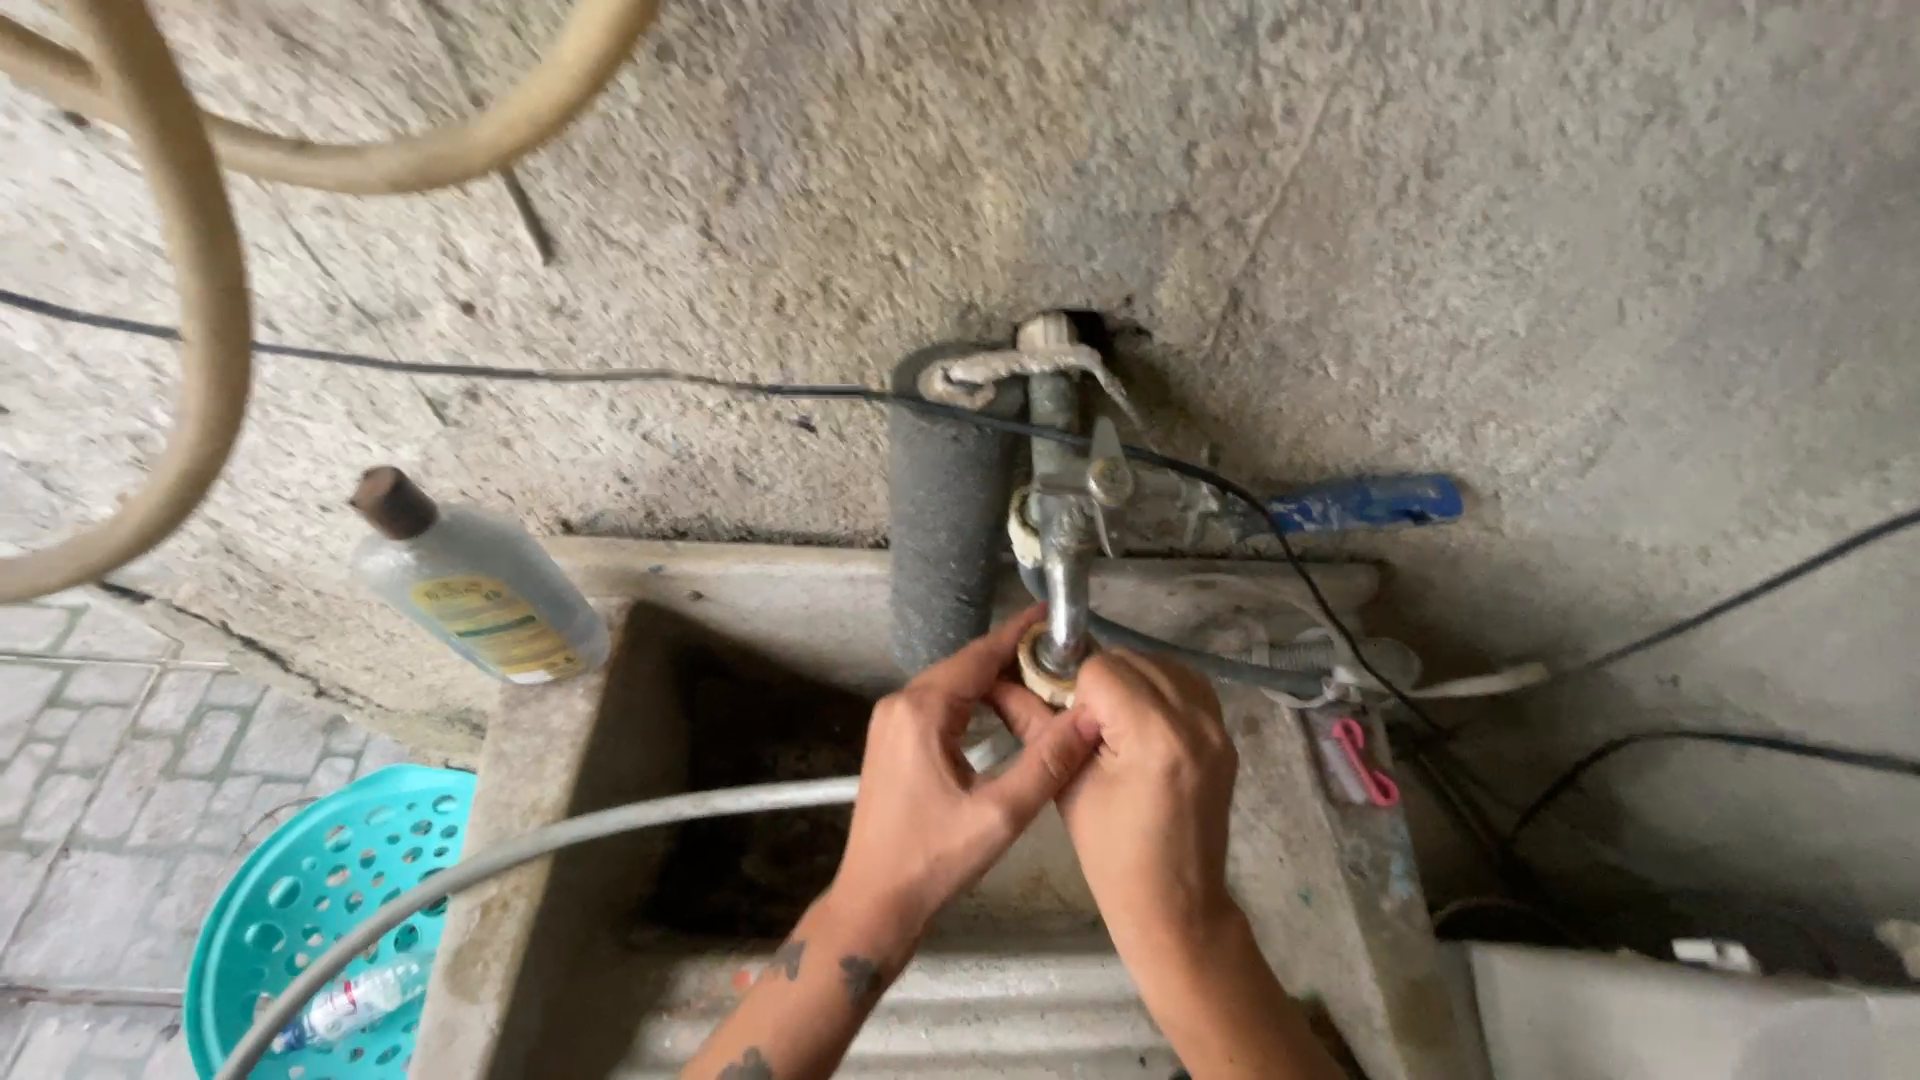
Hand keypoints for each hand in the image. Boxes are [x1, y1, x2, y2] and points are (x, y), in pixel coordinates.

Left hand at [830, 606, 1099, 934]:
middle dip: (1011, 658)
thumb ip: (1048, 763)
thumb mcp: (1000, 814)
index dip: (1017, 633)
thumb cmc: (933, 860)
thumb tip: (1091, 718)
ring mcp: (891, 721)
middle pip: (965, 665)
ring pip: (952, 684)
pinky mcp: (892, 739)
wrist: (875, 900)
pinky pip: (939, 704)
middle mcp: (900, 704)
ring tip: (1041, 679)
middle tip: (1060, 657)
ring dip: (993, 680)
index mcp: (921, 711)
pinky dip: (973, 700)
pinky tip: (1003, 711)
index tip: (1050, 614)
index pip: (978, 656)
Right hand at [1055, 649, 1239, 954]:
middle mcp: (1195, 721)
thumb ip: (1038, 724)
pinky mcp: (1225, 736)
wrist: (1175, 905)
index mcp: (1156, 736)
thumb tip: (999, 681)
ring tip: (1116, 726)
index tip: (1071, 727)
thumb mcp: (1068, 786)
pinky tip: (1142, 721)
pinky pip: (1188, 684)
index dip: (1077, 693)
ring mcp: (1217, 727)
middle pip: (1131, 661)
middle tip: (1089, 729)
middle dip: (1102, 684)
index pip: (1102, 669)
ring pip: (1161, 665)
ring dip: (1131, 681)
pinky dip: (1160, 689)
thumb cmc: (1112, 855)